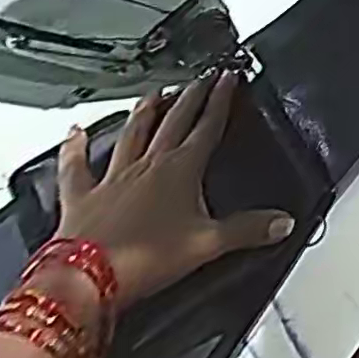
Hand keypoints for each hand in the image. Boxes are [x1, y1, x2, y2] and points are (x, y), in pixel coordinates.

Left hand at [55, 75, 295, 308]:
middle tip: (201, 76)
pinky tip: (74, 132)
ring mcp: (115, 176)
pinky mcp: (83, 197)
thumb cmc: (144, 259)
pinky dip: (75, 148)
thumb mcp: (207, 244)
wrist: (86, 281)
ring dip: (146, 110)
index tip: (228, 77)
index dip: (220, 98)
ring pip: (134, 133)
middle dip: (191, 95)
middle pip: (175, 120)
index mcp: (181, 169)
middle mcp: (149, 164)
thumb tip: (283, 222)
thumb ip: (248, 230)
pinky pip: (77, 166)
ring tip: (155, 92)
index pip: (208, 124)